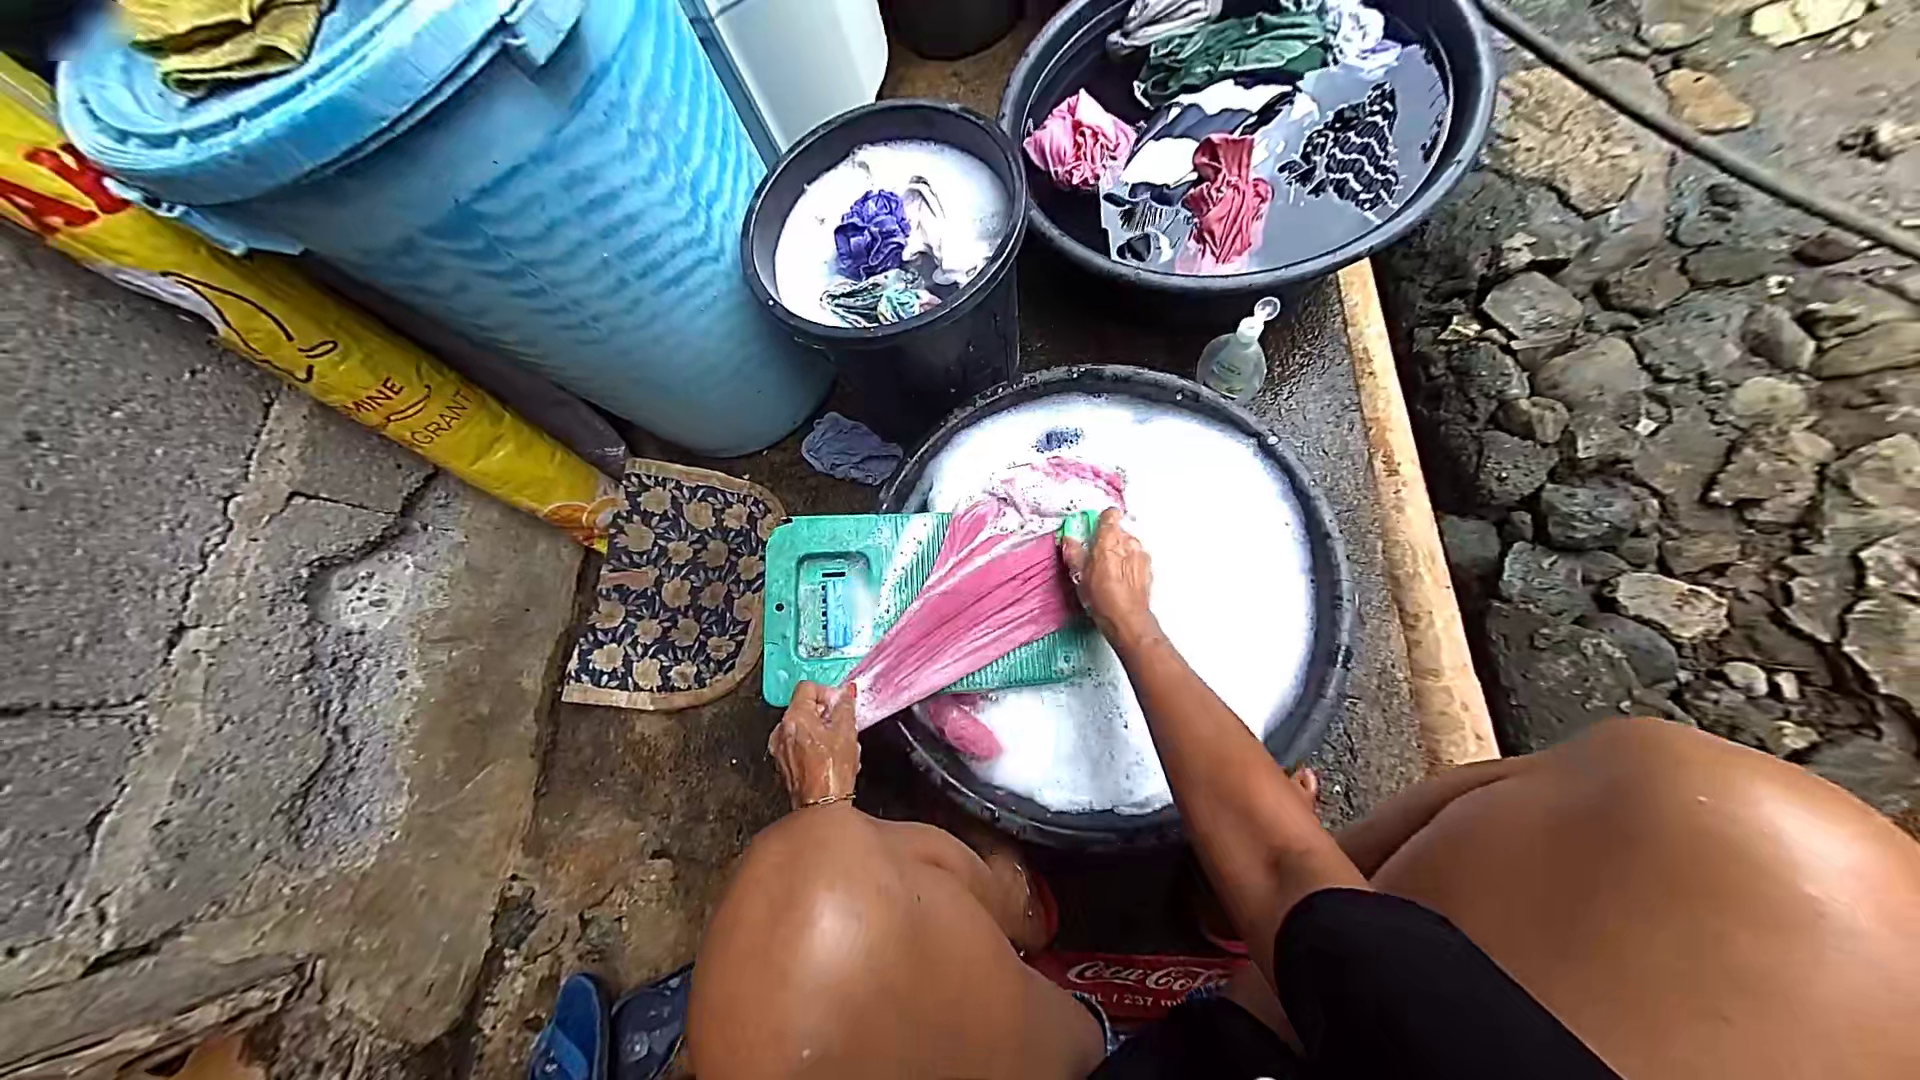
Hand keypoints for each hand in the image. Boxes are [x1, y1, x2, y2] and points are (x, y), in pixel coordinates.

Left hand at [769, 682, 859, 809]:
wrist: (821, 806)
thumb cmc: (832, 770)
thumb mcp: (847, 730)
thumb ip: (845, 704)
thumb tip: (845, 692)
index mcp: (794, 717)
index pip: (808, 687)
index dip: (827, 692)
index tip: (839, 704)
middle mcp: (781, 730)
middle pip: (804, 707)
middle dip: (826, 713)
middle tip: (843, 725)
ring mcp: (780, 748)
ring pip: (803, 726)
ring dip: (821, 730)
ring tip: (839, 745)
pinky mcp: (784, 763)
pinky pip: (799, 743)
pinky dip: (814, 745)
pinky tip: (830, 758)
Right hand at [1060, 507, 1162, 650]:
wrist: (1125, 618)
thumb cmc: (1102, 596)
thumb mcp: (1079, 574)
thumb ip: (1074, 552)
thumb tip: (1069, 540)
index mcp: (1109, 539)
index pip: (1109, 515)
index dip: (1102, 520)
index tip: (1094, 529)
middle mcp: (1129, 542)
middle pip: (1118, 531)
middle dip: (1108, 540)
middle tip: (1095, 557)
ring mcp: (1141, 555)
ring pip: (1128, 545)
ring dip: (1119, 553)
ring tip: (1108, 572)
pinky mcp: (1148, 569)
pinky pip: (1136, 559)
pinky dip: (1129, 565)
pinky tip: (1119, 580)